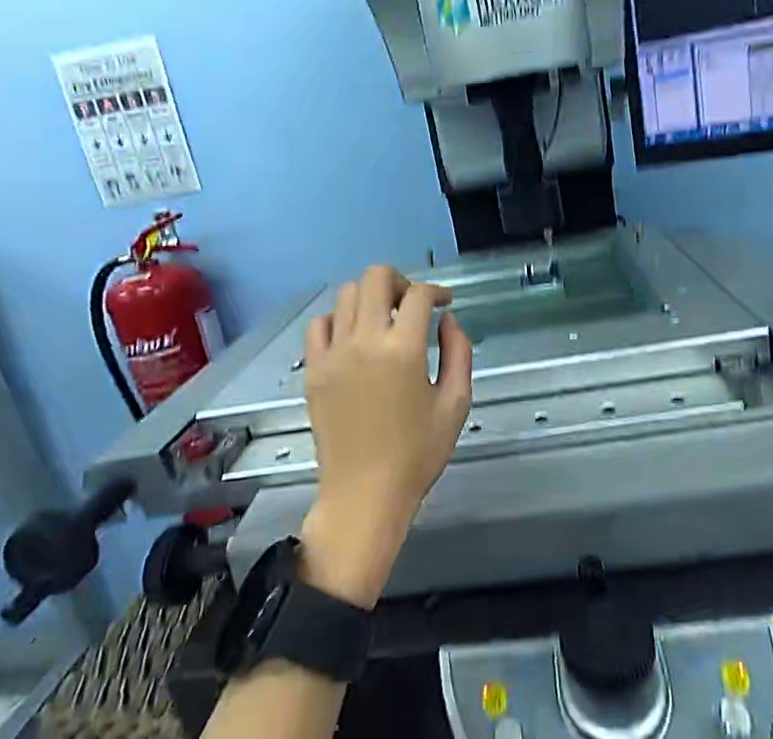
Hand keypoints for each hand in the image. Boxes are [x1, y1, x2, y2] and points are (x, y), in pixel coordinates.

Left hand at [297, 264, 472, 605]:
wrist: (364, 494)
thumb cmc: (417, 453)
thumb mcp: (456, 403)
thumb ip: (459, 352)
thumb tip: (448, 320)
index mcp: (403, 350)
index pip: (419, 295)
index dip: (437, 291)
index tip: (445, 303)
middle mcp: (364, 342)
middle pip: (375, 278)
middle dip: (401, 281)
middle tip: (413, 303)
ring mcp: (333, 354)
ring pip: (346, 294)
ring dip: (371, 297)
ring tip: (385, 320)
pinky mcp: (313, 370)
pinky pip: (320, 324)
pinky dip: (339, 319)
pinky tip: (354, 337)